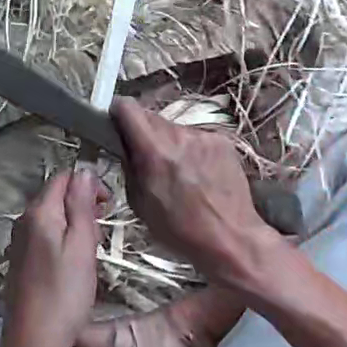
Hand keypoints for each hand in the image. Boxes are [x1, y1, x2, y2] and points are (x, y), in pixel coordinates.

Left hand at [3, 166, 106, 346]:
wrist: (33, 344)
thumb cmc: (65, 294)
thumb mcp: (82, 245)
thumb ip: (81, 204)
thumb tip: (84, 170)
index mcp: (39, 213)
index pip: (64, 178)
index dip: (89, 184)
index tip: (109, 206)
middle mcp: (23, 222)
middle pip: (56, 195)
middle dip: (83, 202)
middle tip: (104, 227)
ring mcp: (18, 243)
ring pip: (51, 216)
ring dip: (74, 221)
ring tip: (93, 244)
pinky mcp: (20, 262)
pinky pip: (44, 234)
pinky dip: (63, 237)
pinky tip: (74, 260)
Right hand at [110, 98, 281, 288]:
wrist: (230, 238)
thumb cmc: (181, 230)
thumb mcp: (141, 204)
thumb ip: (130, 168)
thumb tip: (124, 146)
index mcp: (155, 152)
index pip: (128, 108)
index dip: (119, 113)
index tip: (116, 122)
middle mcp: (180, 136)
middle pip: (152, 119)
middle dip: (145, 134)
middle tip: (148, 158)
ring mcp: (204, 137)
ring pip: (176, 129)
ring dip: (170, 143)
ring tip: (178, 173)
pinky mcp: (222, 141)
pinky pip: (197, 138)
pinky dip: (192, 150)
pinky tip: (199, 174)